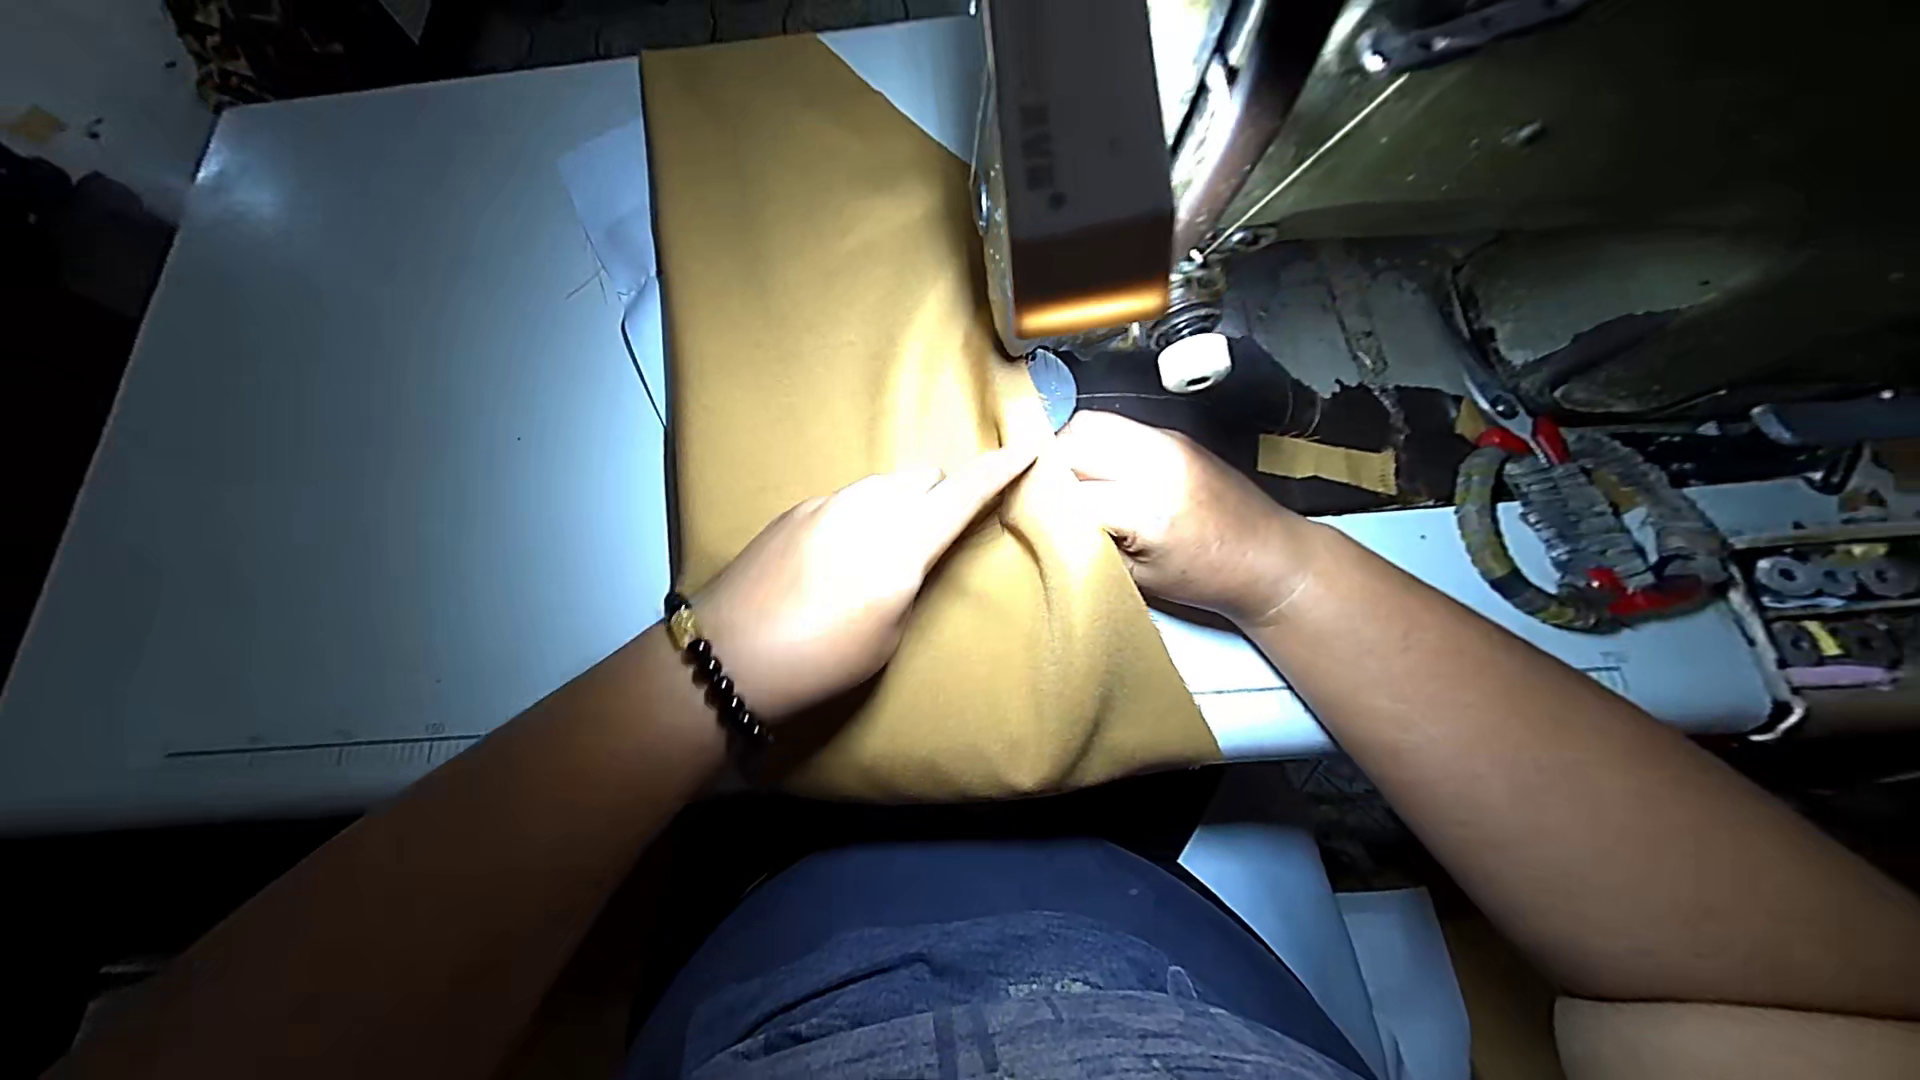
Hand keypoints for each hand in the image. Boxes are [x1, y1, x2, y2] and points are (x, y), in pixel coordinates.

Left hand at [689, 444, 1038, 719]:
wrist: (729, 654)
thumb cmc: (822, 659)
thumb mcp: (889, 633)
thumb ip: (911, 579)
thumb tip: (912, 552)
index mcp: (902, 543)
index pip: (963, 494)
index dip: (1000, 470)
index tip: (1025, 449)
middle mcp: (868, 507)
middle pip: (923, 476)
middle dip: (941, 492)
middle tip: (935, 529)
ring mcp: (827, 502)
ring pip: (883, 484)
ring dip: (900, 501)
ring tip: (884, 544)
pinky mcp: (796, 508)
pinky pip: (848, 498)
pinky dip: (862, 513)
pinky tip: (839, 553)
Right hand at [1056, 410, 1323, 628]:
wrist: (1271, 558)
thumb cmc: (1210, 578)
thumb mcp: (1138, 579)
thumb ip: (1088, 547)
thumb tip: (1046, 523)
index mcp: (1148, 510)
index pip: (1067, 491)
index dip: (1035, 504)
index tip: (1018, 515)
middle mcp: (1157, 463)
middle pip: (1073, 441)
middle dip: (1044, 465)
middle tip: (1032, 492)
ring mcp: (1167, 441)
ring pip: (1090, 422)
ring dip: (1065, 446)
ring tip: (1059, 478)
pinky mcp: (1173, 434)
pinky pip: (1114, 425)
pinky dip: (1091, 442)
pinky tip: (1089, 469)